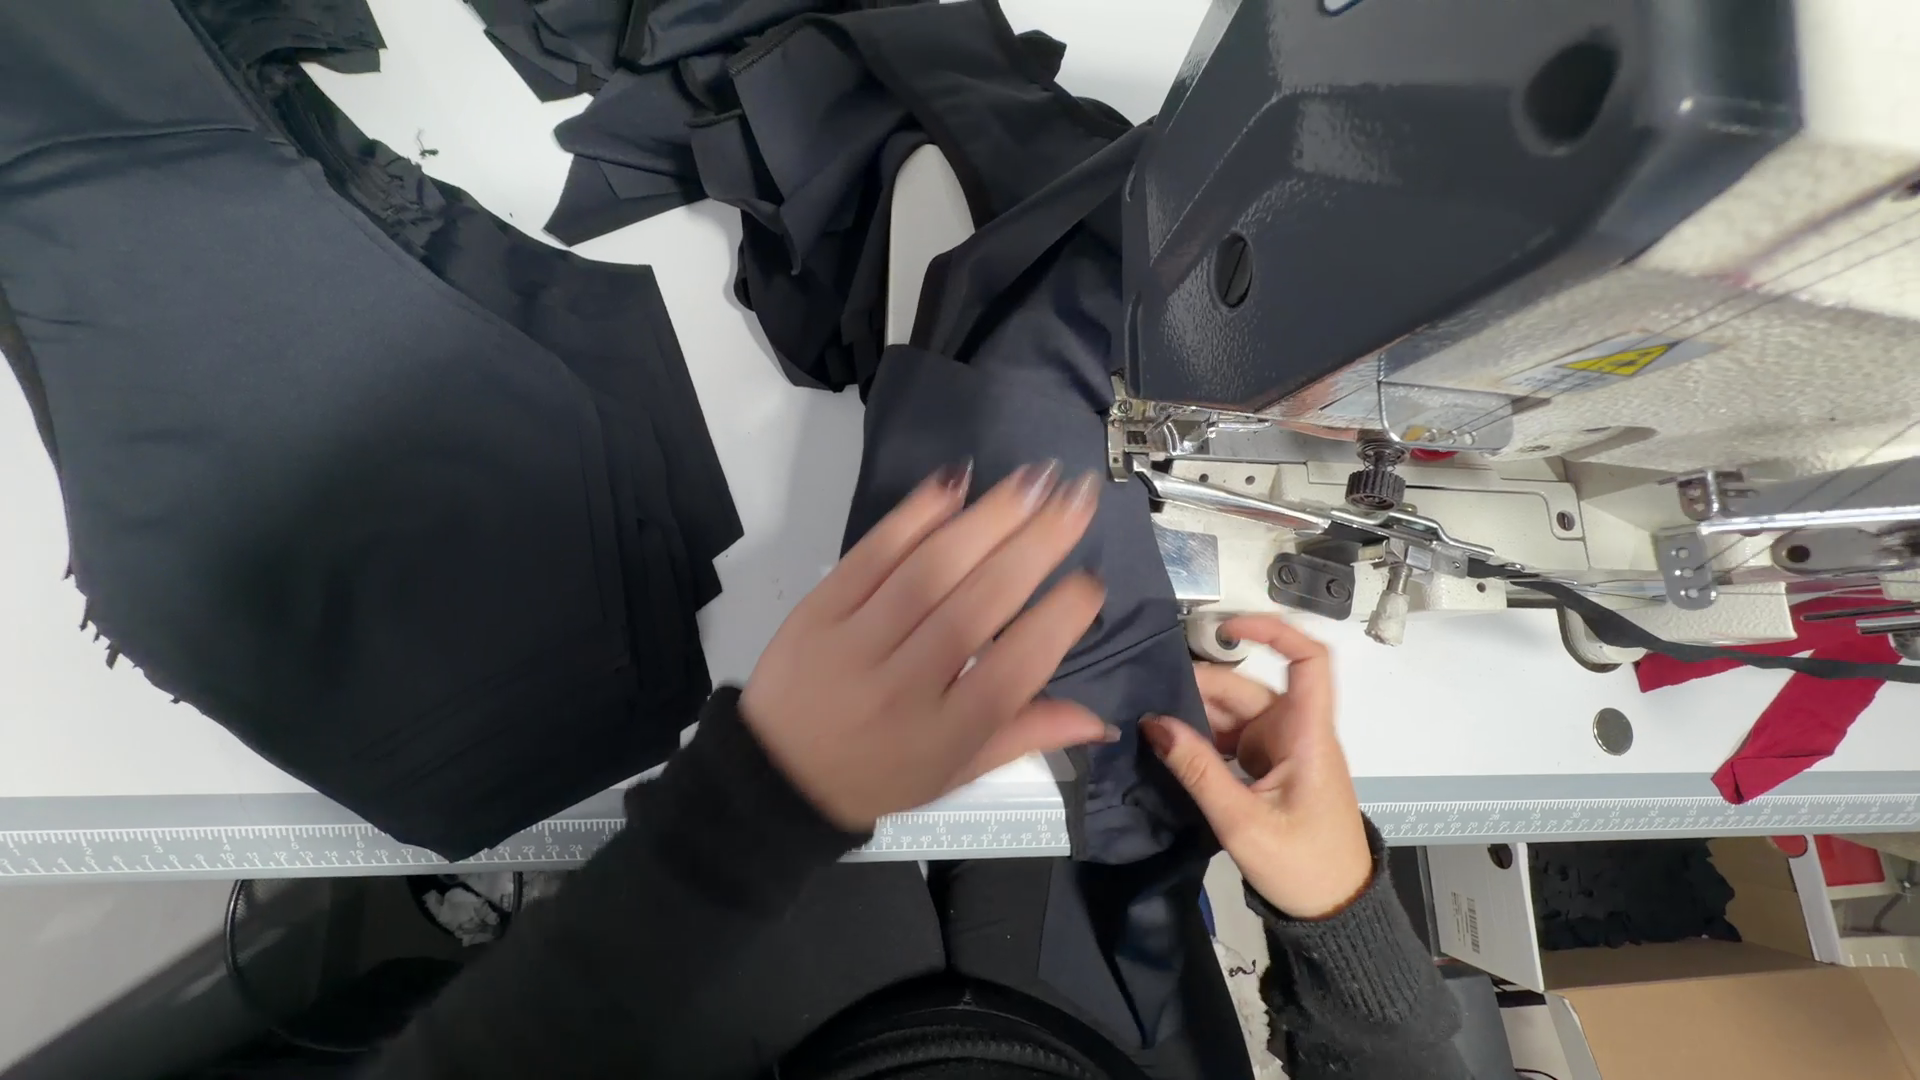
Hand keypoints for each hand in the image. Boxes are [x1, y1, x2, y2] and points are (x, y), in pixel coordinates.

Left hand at [741, 461, 1114, 830]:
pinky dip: (915, 514)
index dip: (1060, 619)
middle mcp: (906, 682)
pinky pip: (872, 554)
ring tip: (1032, 480)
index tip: (1091, 578)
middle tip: (1077, 497)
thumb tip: (1102, 720)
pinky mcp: (820, 609)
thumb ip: (1025, 736)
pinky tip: (954, 482)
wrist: (776, 777)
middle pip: (980, 604)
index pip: (1017, 667)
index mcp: (947, 730)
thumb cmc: (879, 774)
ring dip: (987, 518)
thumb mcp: (955, 772)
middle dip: (1037, 544)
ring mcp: (857, 640)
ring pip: (931, 570)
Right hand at [1141, 616, 1371, 918]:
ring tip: (1150, 723)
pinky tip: (1169, 743)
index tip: (1226, 628)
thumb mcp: (1242, 822)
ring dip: (1195, 715)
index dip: (1273, 631)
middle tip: (1150, 702)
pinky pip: (1231, 737)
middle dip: (1199, 689)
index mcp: (1307, 735)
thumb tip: (1153, 723)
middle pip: (1247, 688)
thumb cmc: (1303, 867)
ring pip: (1233, 712)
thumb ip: (1196, 769)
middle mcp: (1295, 730)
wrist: (1335, 913)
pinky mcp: (1269, 766)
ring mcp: (1281, 748)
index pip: (1308, 661)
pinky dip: (1201, 737)